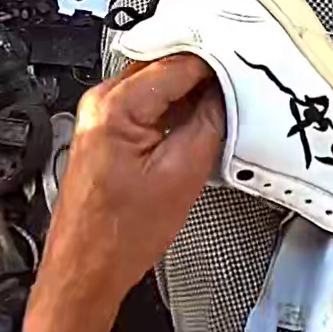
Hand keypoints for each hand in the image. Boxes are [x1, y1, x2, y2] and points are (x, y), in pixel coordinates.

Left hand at [16, 54, 223, 331]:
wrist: (87, 270)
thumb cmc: (118, 236)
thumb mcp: (183, 172)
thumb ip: (211, 120)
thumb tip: (228, 91)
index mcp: (116, 105)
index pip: (179, 61)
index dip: (219, 64)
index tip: (245, 71)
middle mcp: (102, 101)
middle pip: (167, 64)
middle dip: (206, 75)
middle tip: (239, 90)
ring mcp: (103, 114)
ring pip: (161, 82)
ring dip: (192, 92)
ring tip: (221, 111)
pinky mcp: (110, 129)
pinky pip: (151, 102)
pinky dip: (177, 108)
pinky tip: (197, 124)